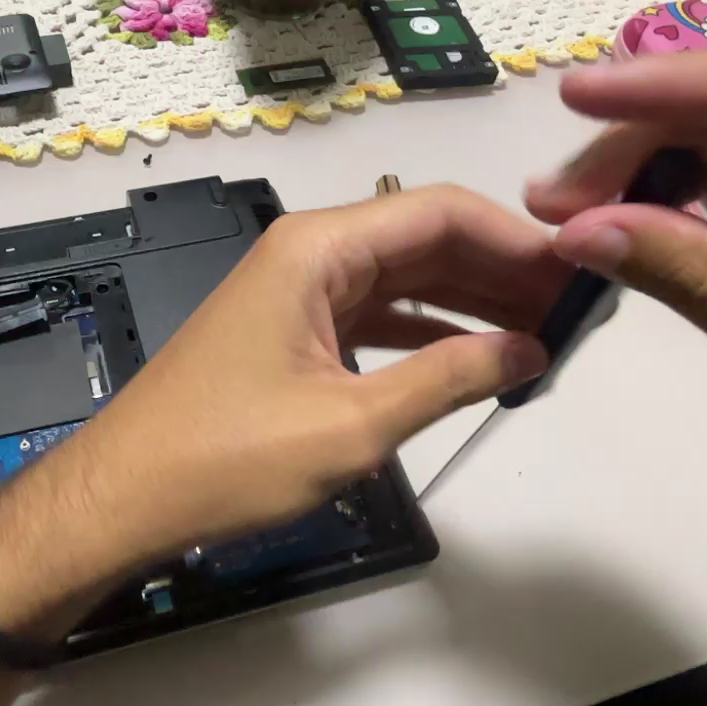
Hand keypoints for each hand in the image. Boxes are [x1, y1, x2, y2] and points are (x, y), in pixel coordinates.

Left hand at [47, 184, 565, 569]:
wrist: (127, 494)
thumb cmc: (228, 457)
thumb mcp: (352, 424)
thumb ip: (448, 378)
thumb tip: (530, 350)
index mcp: (318, 247)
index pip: (438, 211)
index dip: (516, 239)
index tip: (579, 274)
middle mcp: (308, 253)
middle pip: (422, 240)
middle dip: (499, 272)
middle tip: (574, 314)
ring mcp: (296, 292)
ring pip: (400, 280)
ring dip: (466, 304)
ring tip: (542, 338)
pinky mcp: (290, 331)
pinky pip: (372, 317)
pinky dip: (422, 335)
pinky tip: (473, 360)